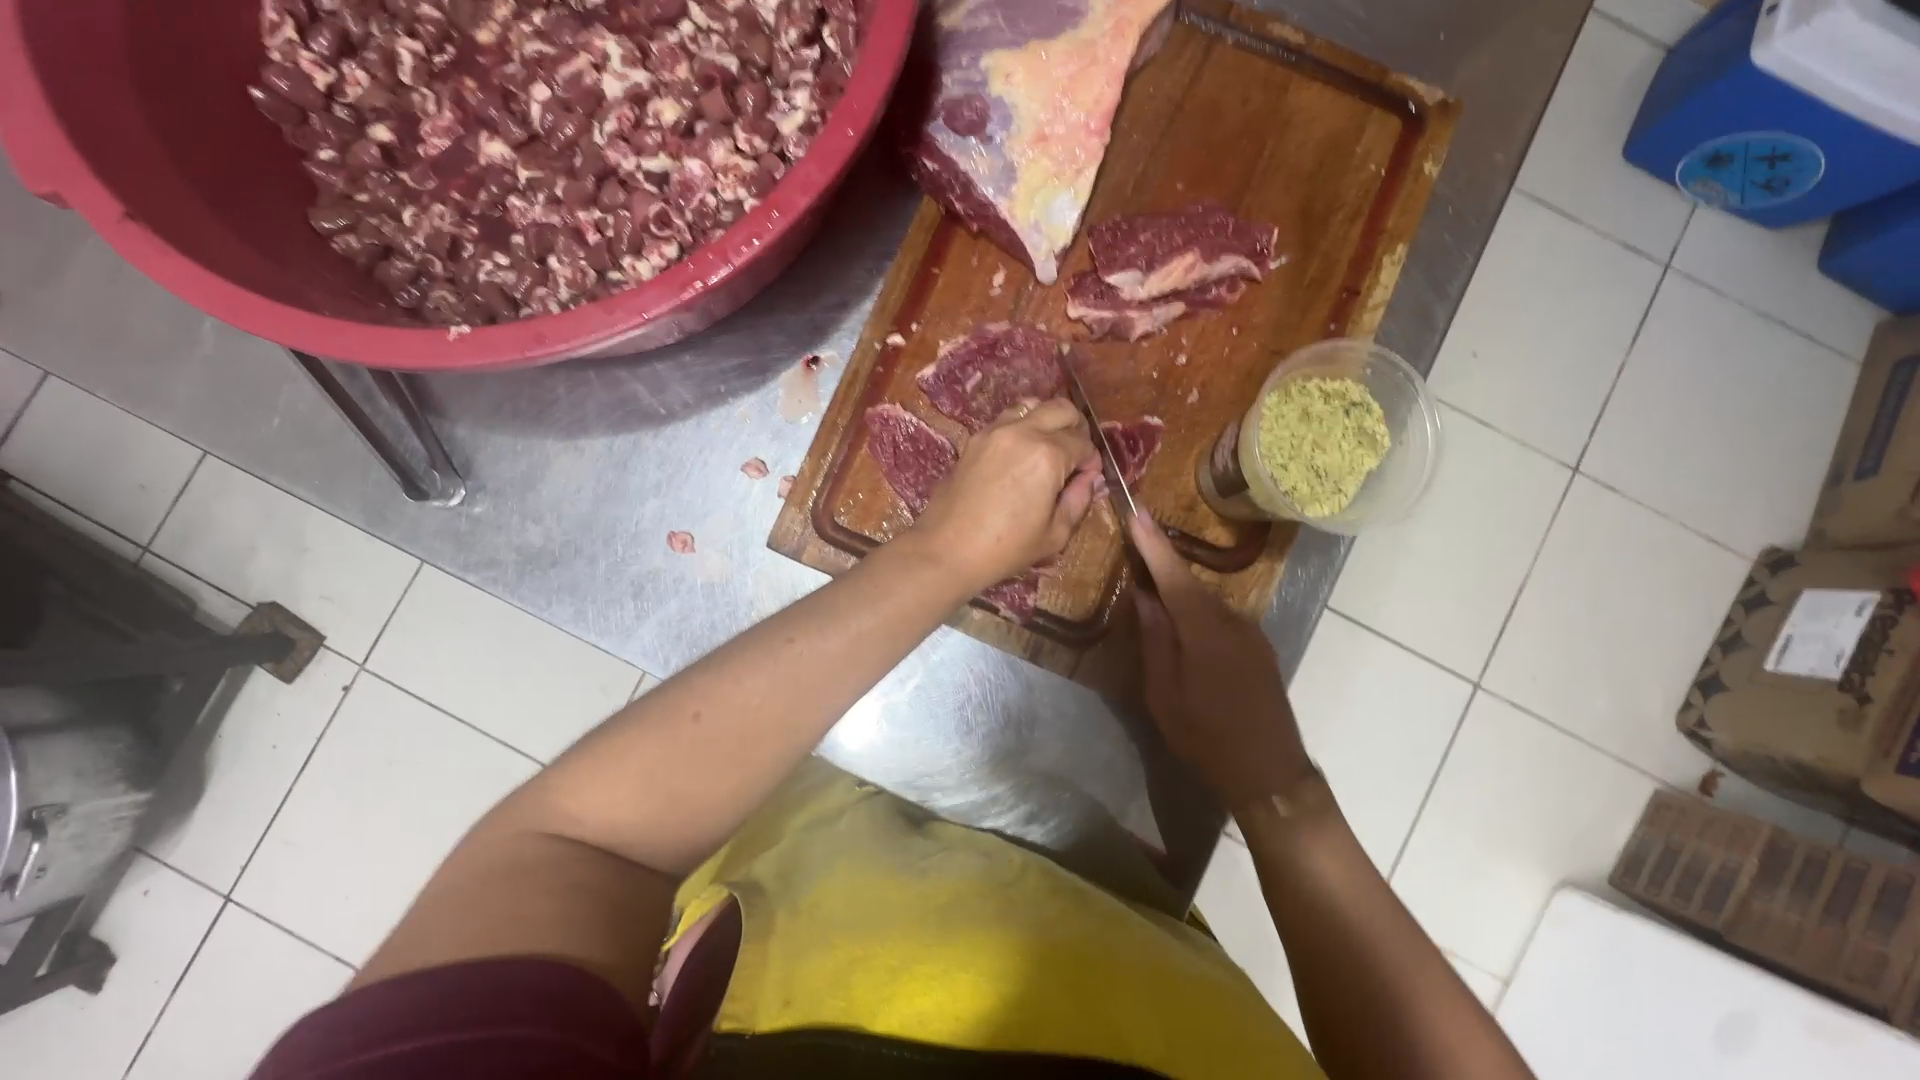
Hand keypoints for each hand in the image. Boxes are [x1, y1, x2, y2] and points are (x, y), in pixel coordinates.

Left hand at [912, 398, 1101, 587]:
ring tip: (1047, 448)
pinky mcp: (975, 438)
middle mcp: (1023, 433)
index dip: (1091, 460)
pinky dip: (1021, 426)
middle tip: (1074, 454)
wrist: (947, 549)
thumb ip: (1078, 501)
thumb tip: (1088, 479)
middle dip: (1075, 428)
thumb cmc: (1005, 548)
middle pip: (1061, 409)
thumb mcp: (1054, 534)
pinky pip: (1006, 419)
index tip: (1087, 477)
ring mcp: (995, 431)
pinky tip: (1020, 453)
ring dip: (1046, 421)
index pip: (1083, 443)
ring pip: (1032, 406)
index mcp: (1048, 455)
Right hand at [1128, 511, 1315, 812]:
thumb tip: (1145, 598)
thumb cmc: (1206, 739)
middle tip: (1134, 552)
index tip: (1136, 513)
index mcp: (1205, 631)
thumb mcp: (1164, 696)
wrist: (1270, 774)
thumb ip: (1155, 642)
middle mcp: (1233, 622)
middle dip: (1162, 567)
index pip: (1174, 577)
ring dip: (1180, 595)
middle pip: (1191, 585)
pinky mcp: (1260, 649)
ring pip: (1207, 603)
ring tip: (1152, 594)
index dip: (1153, 545)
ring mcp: (1252, 635)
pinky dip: (1198, 614)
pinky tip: (1183, 628)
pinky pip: (1221, 619)